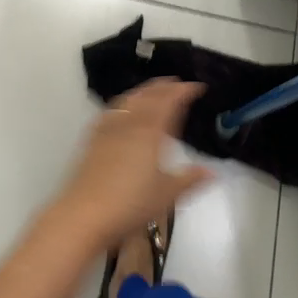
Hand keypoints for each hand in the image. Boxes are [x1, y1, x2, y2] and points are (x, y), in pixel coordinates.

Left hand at [52, 79, 213, 246]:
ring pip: (129, 99)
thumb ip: (190, 180)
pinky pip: (112, 110)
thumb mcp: (167, 195)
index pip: (169, 101)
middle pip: (148, 95)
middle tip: (177, 84)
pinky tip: (123, 110)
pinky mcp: (93, 138)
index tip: (197, 87)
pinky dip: (124, 103)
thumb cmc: (130, 204)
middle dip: (164, 86)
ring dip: (144, 91)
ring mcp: (108, 128)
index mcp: (150, 131)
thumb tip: (212, 172)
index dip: (184, 91)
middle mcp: (129, 123)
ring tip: (154, 91)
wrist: (84, 213)